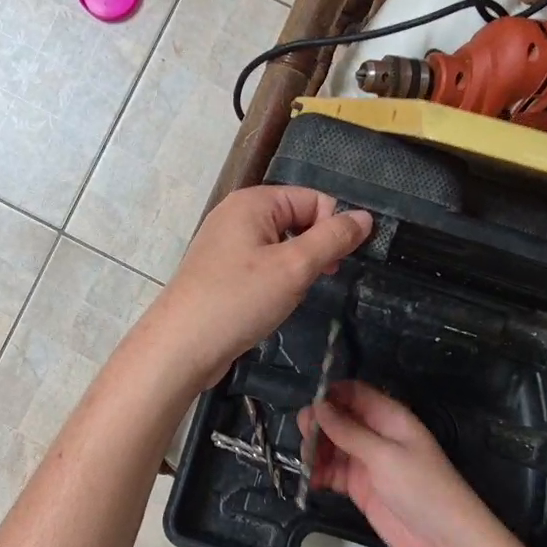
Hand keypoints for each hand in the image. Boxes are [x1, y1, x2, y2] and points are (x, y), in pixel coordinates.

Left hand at [138, 187, 371, 389]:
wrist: (181, 347)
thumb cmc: (238, 300)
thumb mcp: (294, 267)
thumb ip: (333, 239)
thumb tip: (365, 217)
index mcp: (253, 202)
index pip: (313, 199)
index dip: (331, 228)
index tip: (333, 265)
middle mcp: (237, 215)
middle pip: (297, 221)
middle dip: (312, 252)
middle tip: (311, 283)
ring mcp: (225, 245)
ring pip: (281, 249)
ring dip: (294, 273)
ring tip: (283, 299)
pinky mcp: (221, 273)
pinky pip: (262, 268)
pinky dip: (274, 285)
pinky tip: (267, 308)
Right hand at [298, 382, 494, 546]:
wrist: (443, 537)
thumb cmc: (421, 487)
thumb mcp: (384, 455)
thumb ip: (348, 431)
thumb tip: (318, 406)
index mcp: (388, 417)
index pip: (354, 394)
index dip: (331, 395)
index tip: (310, 406)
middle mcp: (375, 435)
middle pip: (338, 419)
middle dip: (319, 425)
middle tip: (304, 437)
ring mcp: (367, 462)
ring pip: (332, 446)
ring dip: (316, 451)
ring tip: (307, 464)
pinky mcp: (360, 487)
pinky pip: (333, 473)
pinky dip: (320, 475)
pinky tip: (311, 482)